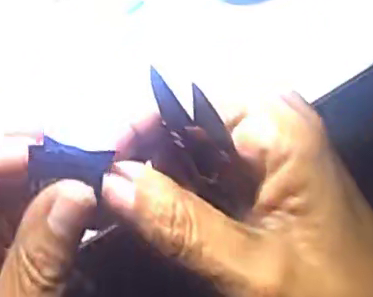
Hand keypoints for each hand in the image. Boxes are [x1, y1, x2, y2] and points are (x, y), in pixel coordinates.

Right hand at [101, 95, 372, 296]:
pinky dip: (180, 184)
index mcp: (273, 119)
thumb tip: (108, 180)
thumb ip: (179, 222)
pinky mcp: (270, 169)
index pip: (179, 99)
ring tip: (120, 200)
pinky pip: (209, 161)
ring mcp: (271, 141)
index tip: (99, 169)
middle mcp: (270, 114)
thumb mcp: (255, 272)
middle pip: (182, 115)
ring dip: (157, 170)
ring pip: (191, 139)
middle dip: (143, 152)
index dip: (135, 130)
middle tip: (107, 191)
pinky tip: (156, 207)